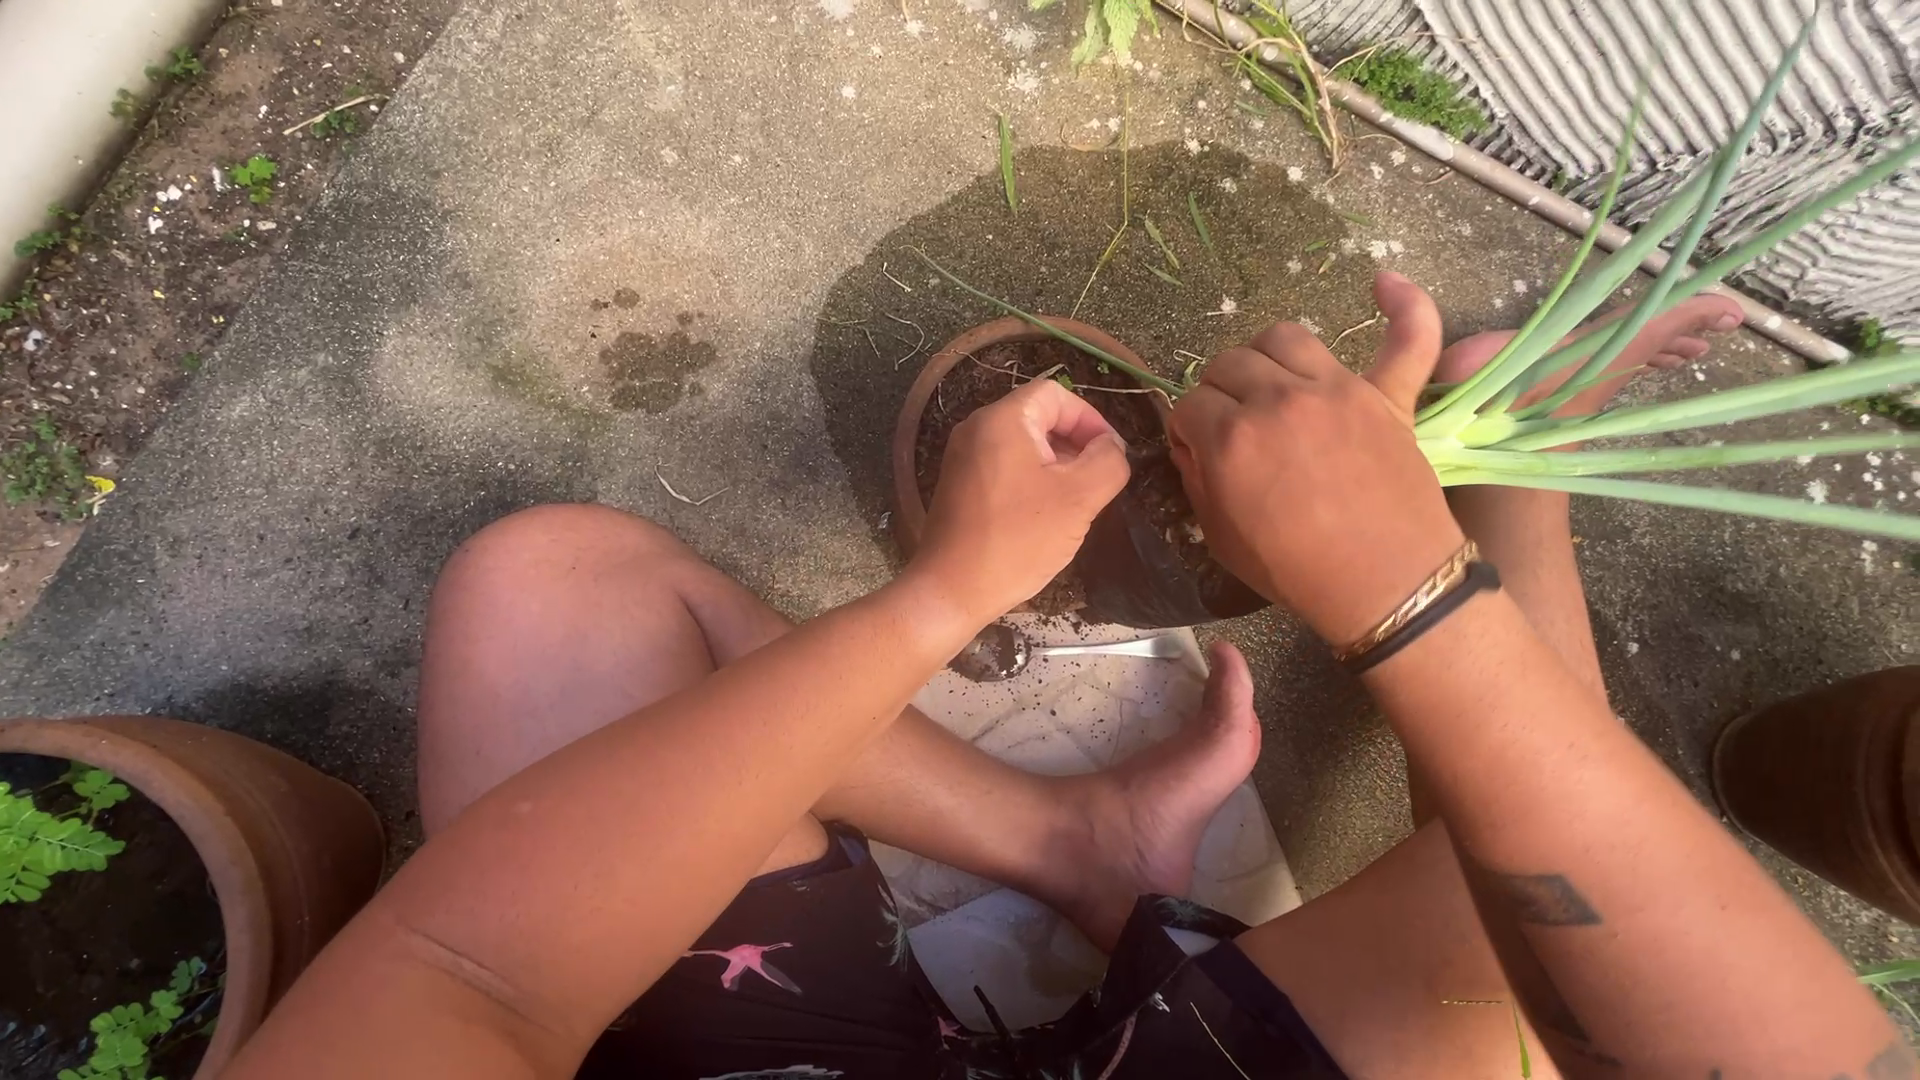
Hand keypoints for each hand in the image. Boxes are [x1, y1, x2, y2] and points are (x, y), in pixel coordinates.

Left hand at [910, 377, 1129, 625]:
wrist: (952, 590)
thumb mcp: (1079, 498)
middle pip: (1039, 418)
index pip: (1056, 394)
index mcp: (1002, 420)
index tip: (1111, 455)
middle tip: (1097, 483)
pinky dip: (1032, 482)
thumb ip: (1107, 461)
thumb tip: (1111, 447)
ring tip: (1076, 504)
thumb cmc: (1017, 540)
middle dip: (1075, 445)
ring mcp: (963, 459)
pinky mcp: (960, 487)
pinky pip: (1005, 469)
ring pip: (1024, 447)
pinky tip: (1045, 518)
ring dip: (1057, 467)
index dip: (1091, 419)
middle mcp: (976, 430)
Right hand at [1168, 272, 1464, 644]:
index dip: (1186, 426)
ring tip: (1269, 380)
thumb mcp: (1218, 535)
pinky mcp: (1389, 396)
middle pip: (1228, 363)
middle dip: (1216, 391)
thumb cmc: (1292, 569)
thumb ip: (1197, 479)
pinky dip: (1404, 306)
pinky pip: (1408, 336)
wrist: (1384, 585)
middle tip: (1227, 421)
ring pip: (1285, 336)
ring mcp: (1338, 390)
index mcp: (1230, 438)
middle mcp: (1279, 400)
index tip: (1195, 447)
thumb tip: (1193, 444)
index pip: (1188, 403)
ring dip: (1265, 354)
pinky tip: (1383, 283)